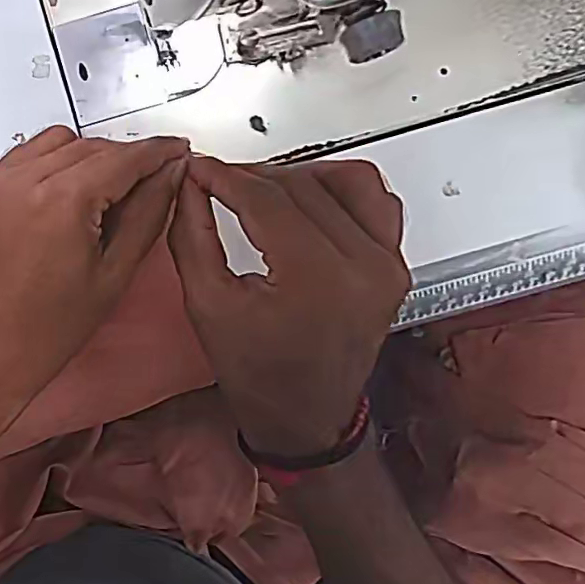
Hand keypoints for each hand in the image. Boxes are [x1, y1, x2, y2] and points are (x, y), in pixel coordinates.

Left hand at [0, 127, 189, 464]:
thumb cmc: (46, 329)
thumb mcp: (115, 273)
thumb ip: (148, 214)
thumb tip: (168, 175)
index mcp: (61, 203)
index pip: (123, 157)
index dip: (157, 153)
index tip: (175, 152)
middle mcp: (22, 184)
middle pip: (92, 146)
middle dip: (125, 158)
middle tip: (148, 182)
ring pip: (57, 142)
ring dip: (87, 155)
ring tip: (102, 194)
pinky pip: (24, 155)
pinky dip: (51, 161)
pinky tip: (65, 191)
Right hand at [166, 156, 410, 455]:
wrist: (302, 413)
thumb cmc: (255, 372)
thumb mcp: (205, 302)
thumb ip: (191, 235)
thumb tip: (189, 186)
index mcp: (315, 279)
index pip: (266, 199)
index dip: (224, 177)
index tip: (199, 169)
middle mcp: (364, 267)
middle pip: (300, 185)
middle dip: (251, 176)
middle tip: (217, 181)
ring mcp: (387, 265)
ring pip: (345, 180)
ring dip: (296, 174)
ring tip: (260, 187)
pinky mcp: (395, 266)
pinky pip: (376, 201)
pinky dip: (340, 187)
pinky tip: (310, 196)